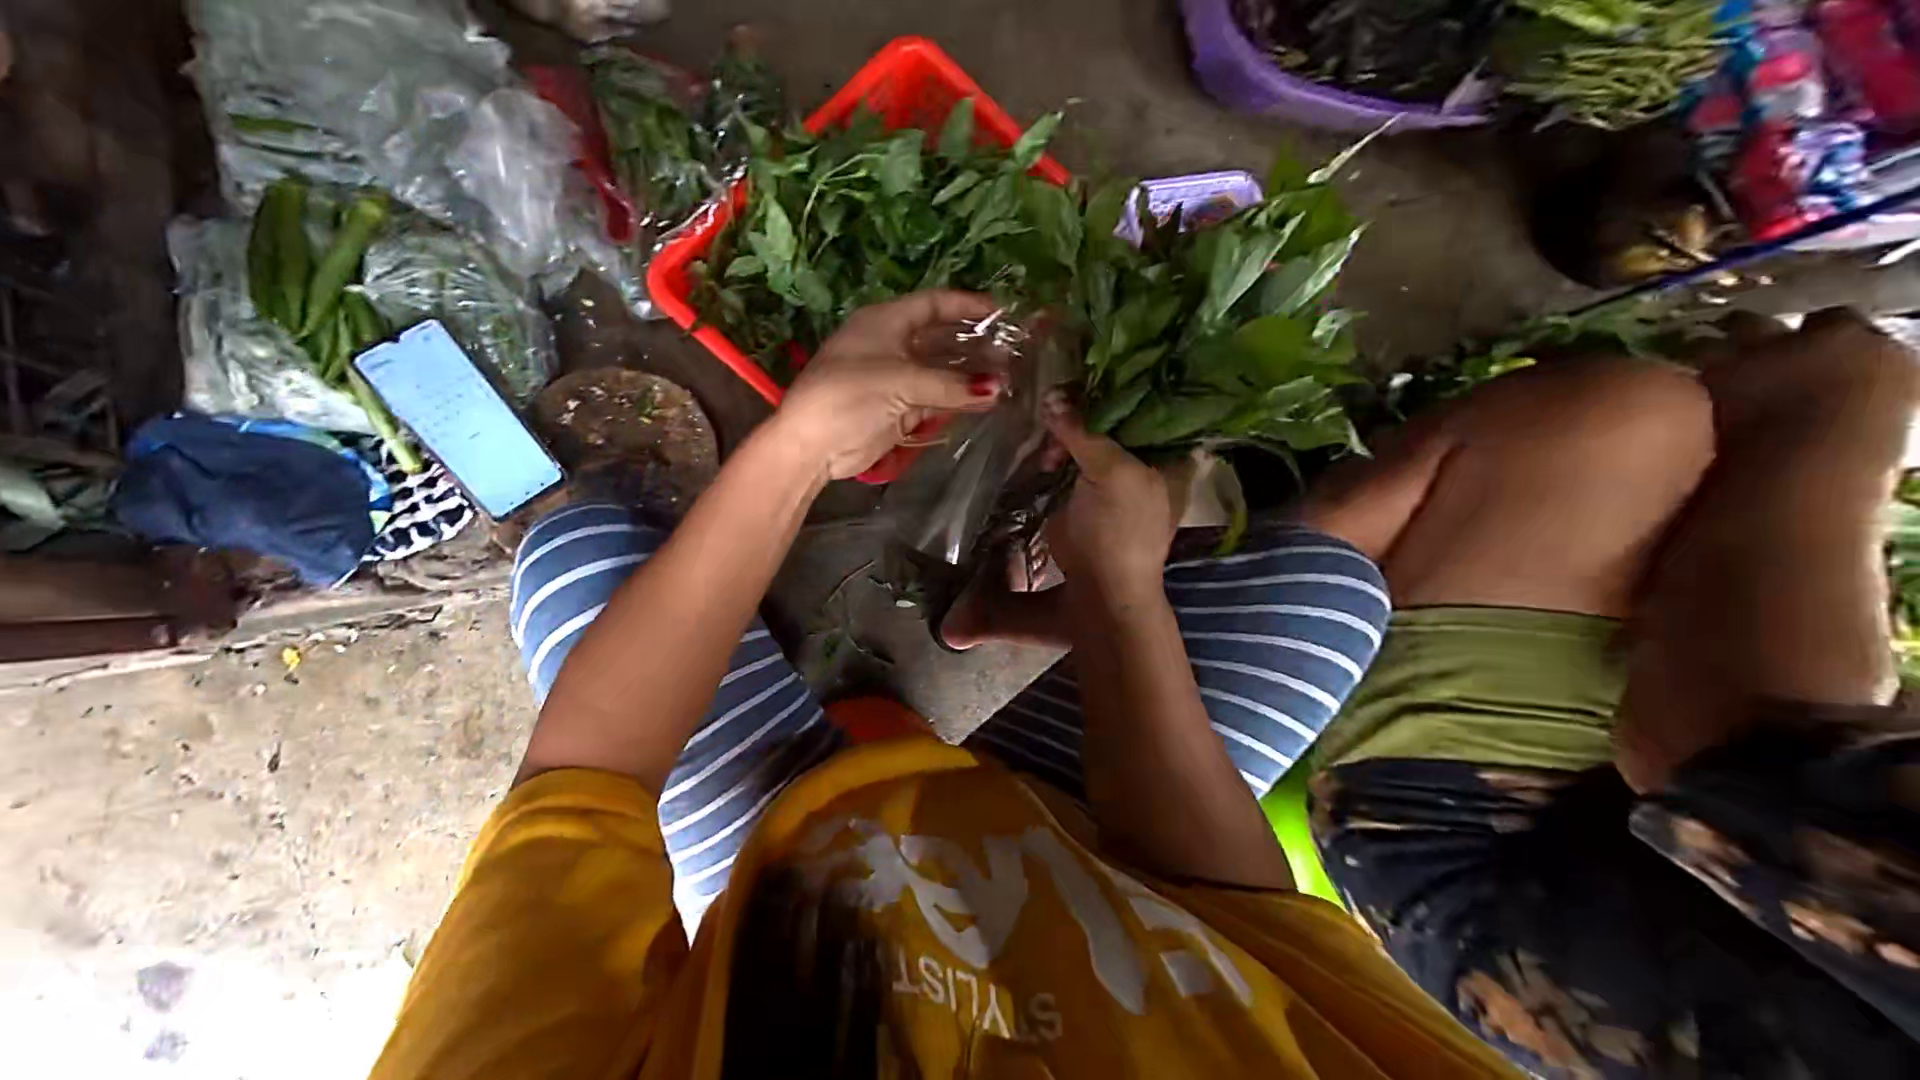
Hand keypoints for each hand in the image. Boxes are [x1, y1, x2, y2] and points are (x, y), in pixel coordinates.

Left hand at [769, 290, 1004, 480]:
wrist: (813, 444)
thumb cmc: (850, 396)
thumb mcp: (902, 382)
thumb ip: (951, 385)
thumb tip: (995, 389)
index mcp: (885, 321)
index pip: (933, 304)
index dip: (967, 305)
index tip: (1002, 313)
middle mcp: (891, 344)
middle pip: (939, 337)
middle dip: (973, 342)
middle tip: (1010, 349)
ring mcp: (894, 377)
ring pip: (938, 370)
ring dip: (968, 373)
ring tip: (1006, 376)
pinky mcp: (897, 407)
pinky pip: (934, 397)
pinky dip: (956, 398)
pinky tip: (983, 400)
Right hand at [1041, 390, 1174, 597]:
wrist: (1099, 590)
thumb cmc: (1120, 531)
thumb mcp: (1111, 473)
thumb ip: (1085, 431)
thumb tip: (1052, 396)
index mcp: (1171, 454)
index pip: (1150, 401)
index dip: (1121, 384)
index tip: (1088, 370)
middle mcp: (1149, 460)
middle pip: (1116, 417)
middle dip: (1085, 409)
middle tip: (1059, 407)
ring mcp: (1116, 477)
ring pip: (1091, 436)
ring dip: (1068, 432)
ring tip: (1049, 441)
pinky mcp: (1088, 493)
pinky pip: (1073, 458)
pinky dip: (1058, 452)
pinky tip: (1045, 451)